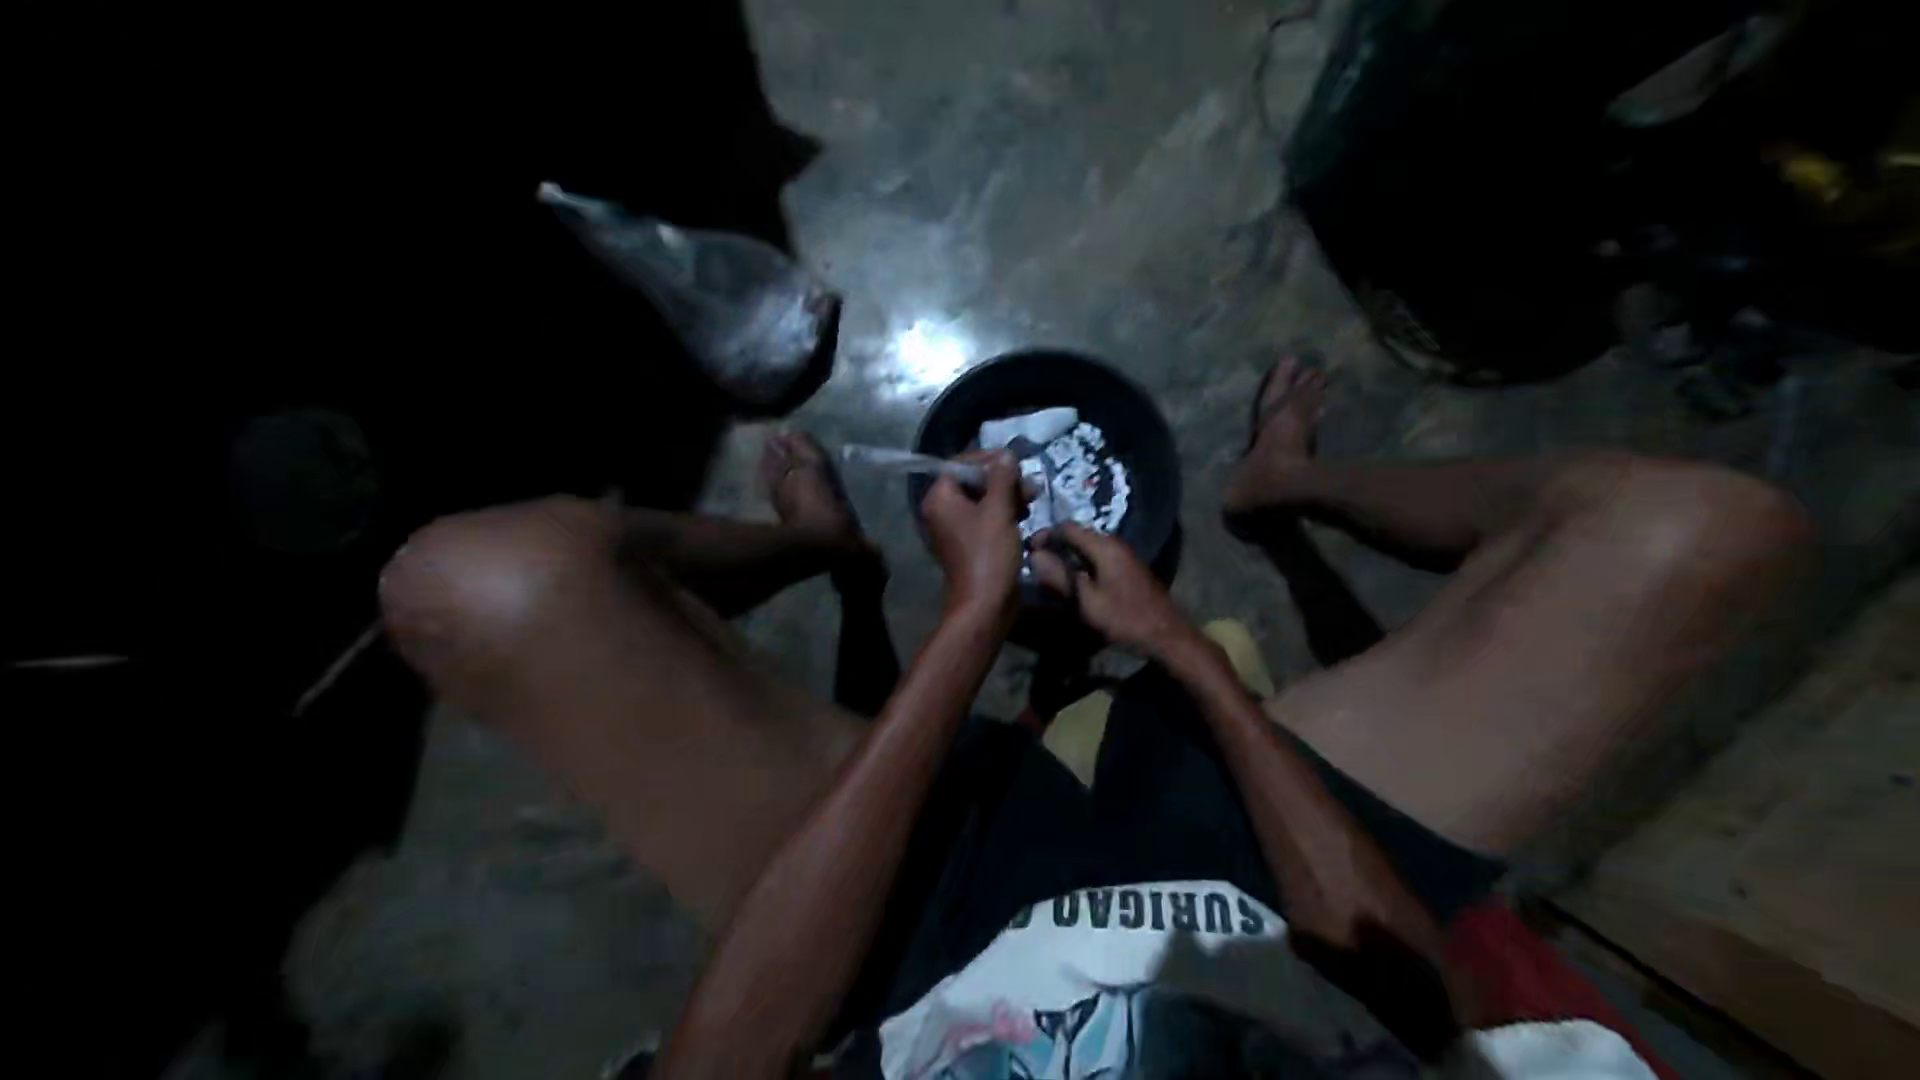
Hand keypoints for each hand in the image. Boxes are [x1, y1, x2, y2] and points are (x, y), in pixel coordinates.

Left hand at [920, 451, 1024, 623]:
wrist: (985, 603)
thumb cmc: (988, 553)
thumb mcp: (999, 510)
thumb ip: (1002, 478)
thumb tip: (1006, 455)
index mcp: (940, 498)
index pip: (960, 463)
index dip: (988, 459)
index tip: (1014, 463)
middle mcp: (942, 510)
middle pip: (972, 481)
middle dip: (1002, 479)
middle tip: (1029, 485)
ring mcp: (955, 528)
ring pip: (982, 500)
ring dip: (1007, 496)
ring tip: (1032, 499)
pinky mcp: (969, 542)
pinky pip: (985, 518)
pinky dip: (1003, 513)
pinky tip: (1024, 515)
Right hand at [1031, 524, 1195, 655]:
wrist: (1166, 636)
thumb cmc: (1124, 618)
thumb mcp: (1085, 600)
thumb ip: (1059, 576)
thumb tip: (1035, 556)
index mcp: (1104, 547)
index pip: (1067, 528)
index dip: (1045, 535)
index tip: (1028, 550)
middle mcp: (1116, 544)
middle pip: (1079, 535)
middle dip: (1056, 546)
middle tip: (1038, 564)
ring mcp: (1125, 556)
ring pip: (1089, 548)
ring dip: (1070, 557)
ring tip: (1053, 575)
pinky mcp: (1129, 569)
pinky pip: (1099, 558)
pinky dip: (1083, 565)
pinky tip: (1076, 583)